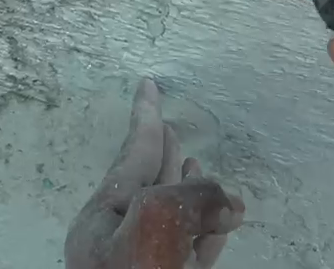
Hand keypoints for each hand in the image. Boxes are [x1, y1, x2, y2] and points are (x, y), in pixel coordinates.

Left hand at [66, 79, 244, 268]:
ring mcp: (142, 260)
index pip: (131, 153)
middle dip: (161, 152)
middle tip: (170, 125)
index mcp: (102, 217)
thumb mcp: (155, 227)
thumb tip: (230, 200)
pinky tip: (216, 220)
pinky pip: (186, 244)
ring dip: (185, 187)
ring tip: (196, 162)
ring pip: (169, 214)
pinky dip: (202, 226)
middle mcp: (118, 237)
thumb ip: (190, 199)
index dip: (144, 115)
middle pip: (147, 182)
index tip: (147, 83)